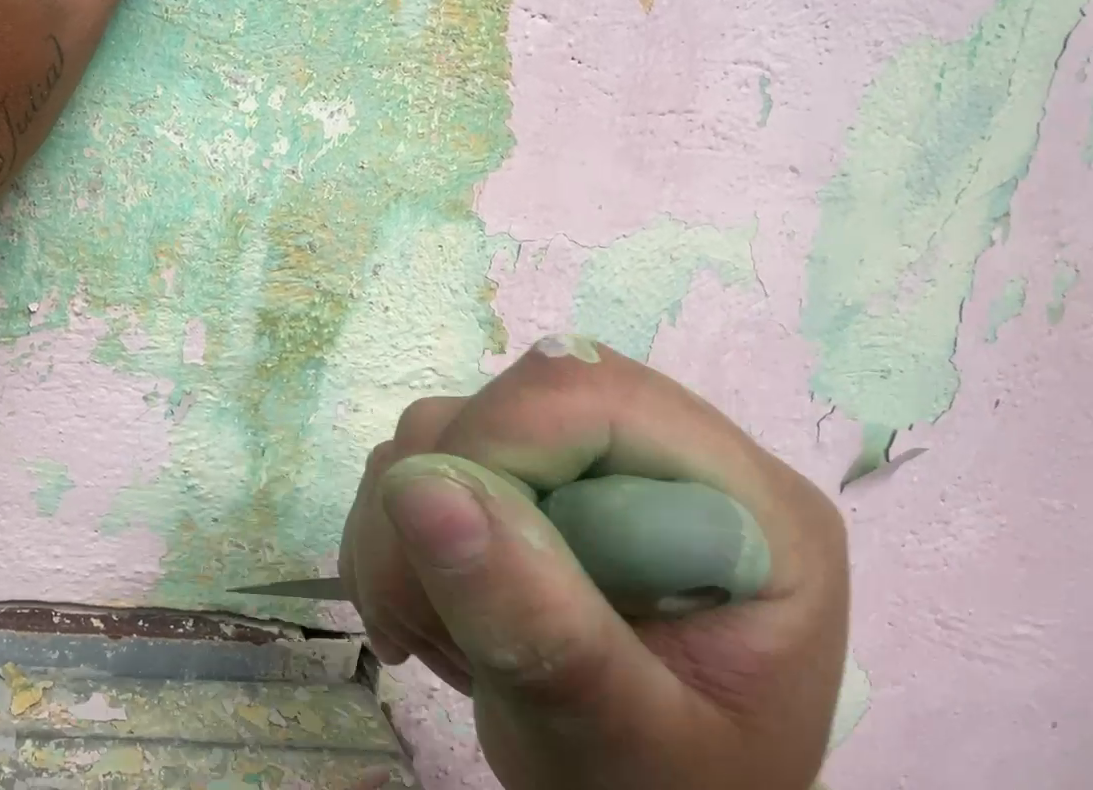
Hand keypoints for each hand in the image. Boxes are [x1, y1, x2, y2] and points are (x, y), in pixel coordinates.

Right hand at [338, 337, 848, 789]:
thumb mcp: (611, 737)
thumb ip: (534, 623)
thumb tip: (417, 484)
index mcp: (741, 503)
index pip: (585, 392)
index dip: (490, 447)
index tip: (442, 560)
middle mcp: (658, 462)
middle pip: (498, 407)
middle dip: (430, 508)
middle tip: (418, 622)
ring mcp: (579, 470)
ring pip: (438, 432)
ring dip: (399, 535)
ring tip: (431, 636)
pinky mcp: (521, 485)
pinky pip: (413, 466)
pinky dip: (388, 540)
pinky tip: (422, 615)